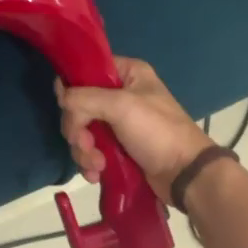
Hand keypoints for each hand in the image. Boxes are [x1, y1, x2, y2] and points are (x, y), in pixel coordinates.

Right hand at [55, 57, 213, 205]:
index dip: (71, 89)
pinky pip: (90, 148)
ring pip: (82, 130)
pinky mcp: (117, 147)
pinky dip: (89, 161)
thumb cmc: (158, 132)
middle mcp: (120, 94)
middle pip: (78, 105)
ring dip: (83, 150)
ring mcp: (118, 122)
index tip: (69, 108)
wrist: (186, 176)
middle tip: (85, 143)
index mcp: (127, 74)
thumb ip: (82, 98)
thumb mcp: (120, 106)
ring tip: (97, 165)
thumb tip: (61, 100)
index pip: (85, 71)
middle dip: (77, 129)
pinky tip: (97, 173)